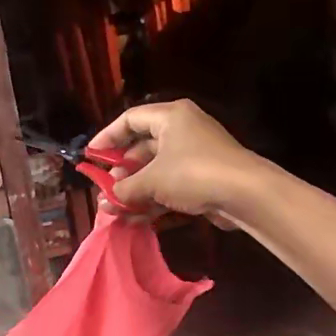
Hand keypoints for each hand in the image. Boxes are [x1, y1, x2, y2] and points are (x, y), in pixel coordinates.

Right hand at [90, 99, 273, 225]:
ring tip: (115, 210)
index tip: (91, 156)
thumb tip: (107, 200)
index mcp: (170, 116)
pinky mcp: (202, 179)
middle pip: (143, 146)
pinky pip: (170, 186)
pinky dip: (153, 200)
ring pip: (156, 170)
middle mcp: (182, 130)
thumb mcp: (153, 180)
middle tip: (105, 189)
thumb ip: (125, 189)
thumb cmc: (193, 173)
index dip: (108, 137)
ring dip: (135, 190)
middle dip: (122, 171)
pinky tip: (135, 219)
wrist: (244, 194)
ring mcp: (194, 156)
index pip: (130, 119)